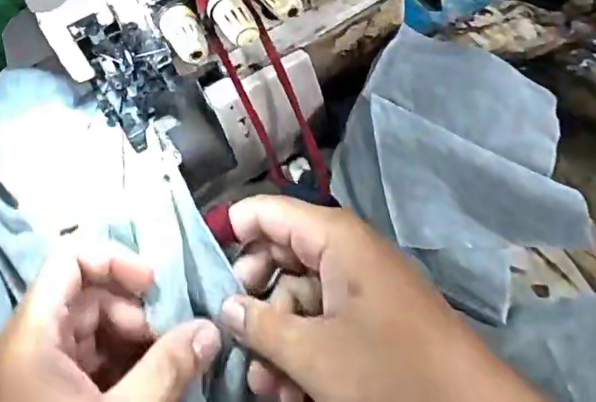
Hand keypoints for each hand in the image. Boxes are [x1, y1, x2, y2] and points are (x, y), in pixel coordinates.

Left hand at [0, 241, 222, 401]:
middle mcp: (27, 341)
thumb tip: (211, 328)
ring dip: (130, 338)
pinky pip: (85, 360)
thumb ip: (168, 367)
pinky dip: (119, 363)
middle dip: (131, 309)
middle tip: (169, 336)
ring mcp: (34, 371)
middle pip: (82, 294)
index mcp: (30, 331)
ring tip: (167, 362)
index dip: (114, 260)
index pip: (69, 259)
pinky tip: (150, 383)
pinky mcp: (46, 397)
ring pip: (87, 328)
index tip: (156, 285)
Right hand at [217, 196, 544, 401]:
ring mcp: (360, 287)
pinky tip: (288, 391)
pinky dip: (304, 350)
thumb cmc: (393, 374)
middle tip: (234, 334)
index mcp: (332, 237)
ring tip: (262, 384)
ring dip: (276, 338)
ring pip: (299, 297)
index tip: (202, 268)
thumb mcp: (316, 356)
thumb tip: (224, 307)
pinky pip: (324, 321)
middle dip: (254, 301)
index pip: (265, 212)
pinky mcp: (373, 322)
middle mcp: (344, 251)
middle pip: (279, 256)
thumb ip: (261, 327)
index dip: (230, 233)